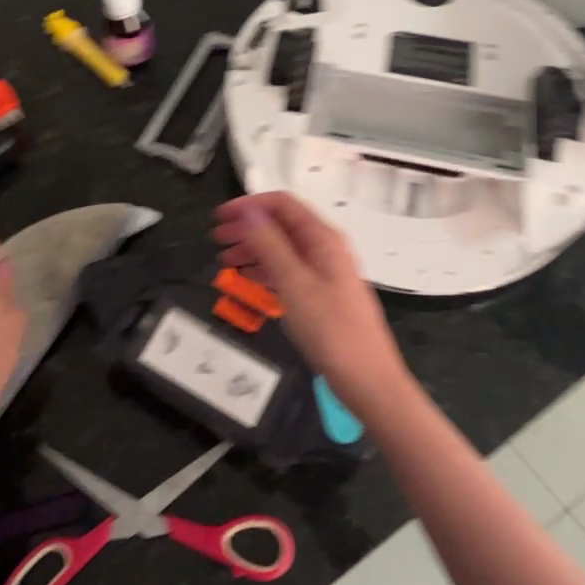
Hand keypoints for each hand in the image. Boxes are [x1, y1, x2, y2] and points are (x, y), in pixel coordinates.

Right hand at [213, 193, 410, 412]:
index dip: (249, 205)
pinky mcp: (322, 295)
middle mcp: (325, 249)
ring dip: (254, 251)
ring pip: (283, 250)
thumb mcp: (294, 284)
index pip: (283, 204)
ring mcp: (325, 273)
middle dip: (247, 228)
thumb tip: (249, 212)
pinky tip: (248, 282)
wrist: (367, 379)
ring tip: (226, 263)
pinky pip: (288, 272)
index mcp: (323, 238)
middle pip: (281, 226)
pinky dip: (266, 272)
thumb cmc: (331, 329)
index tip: (220, 217)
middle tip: (217, 241)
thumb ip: (270, 245)